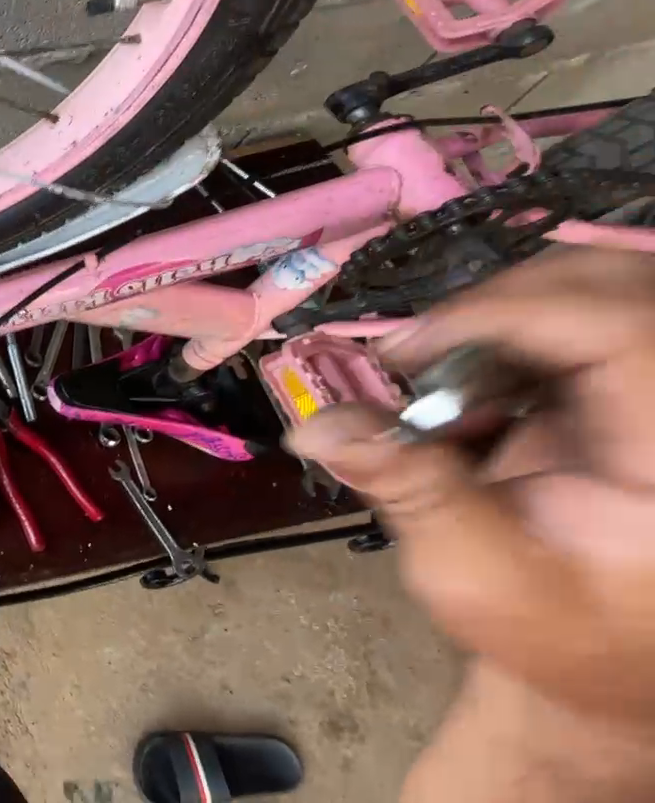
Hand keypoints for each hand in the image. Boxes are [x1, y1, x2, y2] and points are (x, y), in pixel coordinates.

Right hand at [290, 249, 654, 725]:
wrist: (597, 649)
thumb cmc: (550, 626)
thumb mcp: (473, 571)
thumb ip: (407, 490)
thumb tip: (315, 428)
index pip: (623, 331)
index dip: (509, 314)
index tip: (407, 349)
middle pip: (610, 287)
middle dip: (492, 303)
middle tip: (411, 354)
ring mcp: (647, 395)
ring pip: (587, 288)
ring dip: (489, 315)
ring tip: (429, 373)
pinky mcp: (623, 389)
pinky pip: (565, 316)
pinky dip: (491, 334)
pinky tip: (455, 386)